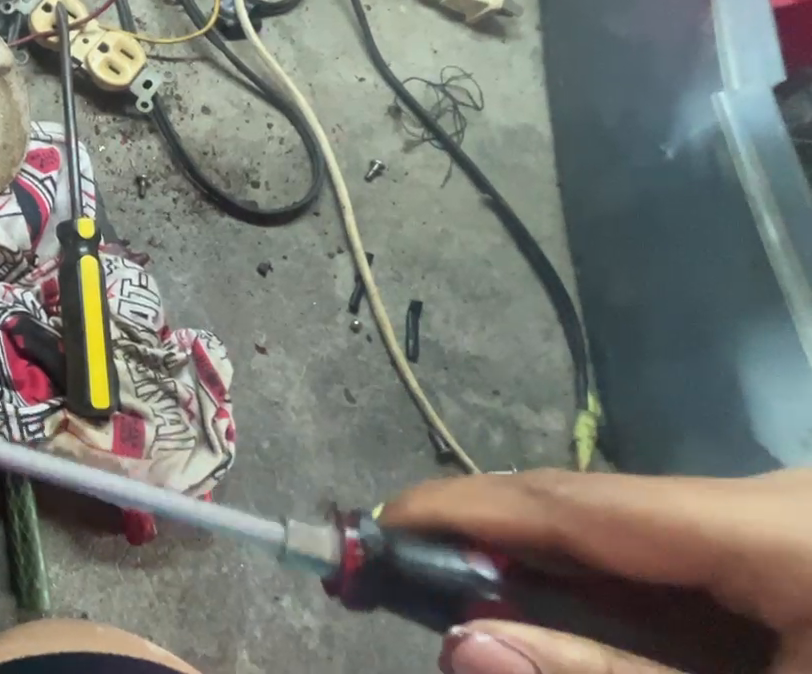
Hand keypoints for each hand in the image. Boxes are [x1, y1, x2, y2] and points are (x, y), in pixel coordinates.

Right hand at [382, 469, 811, 673]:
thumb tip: (460, 647)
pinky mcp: (785, 541)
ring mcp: (777, 517)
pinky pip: (666, 552)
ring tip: (482, 603)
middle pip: (586, 508)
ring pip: (619, 529)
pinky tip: (578, 618)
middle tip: (415, 581)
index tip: (374, 528)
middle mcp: (764, 498)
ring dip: (547, 571)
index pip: (570, 498)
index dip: (460, 509)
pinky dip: (607, 587)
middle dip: (495, 546)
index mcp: (771, 526)